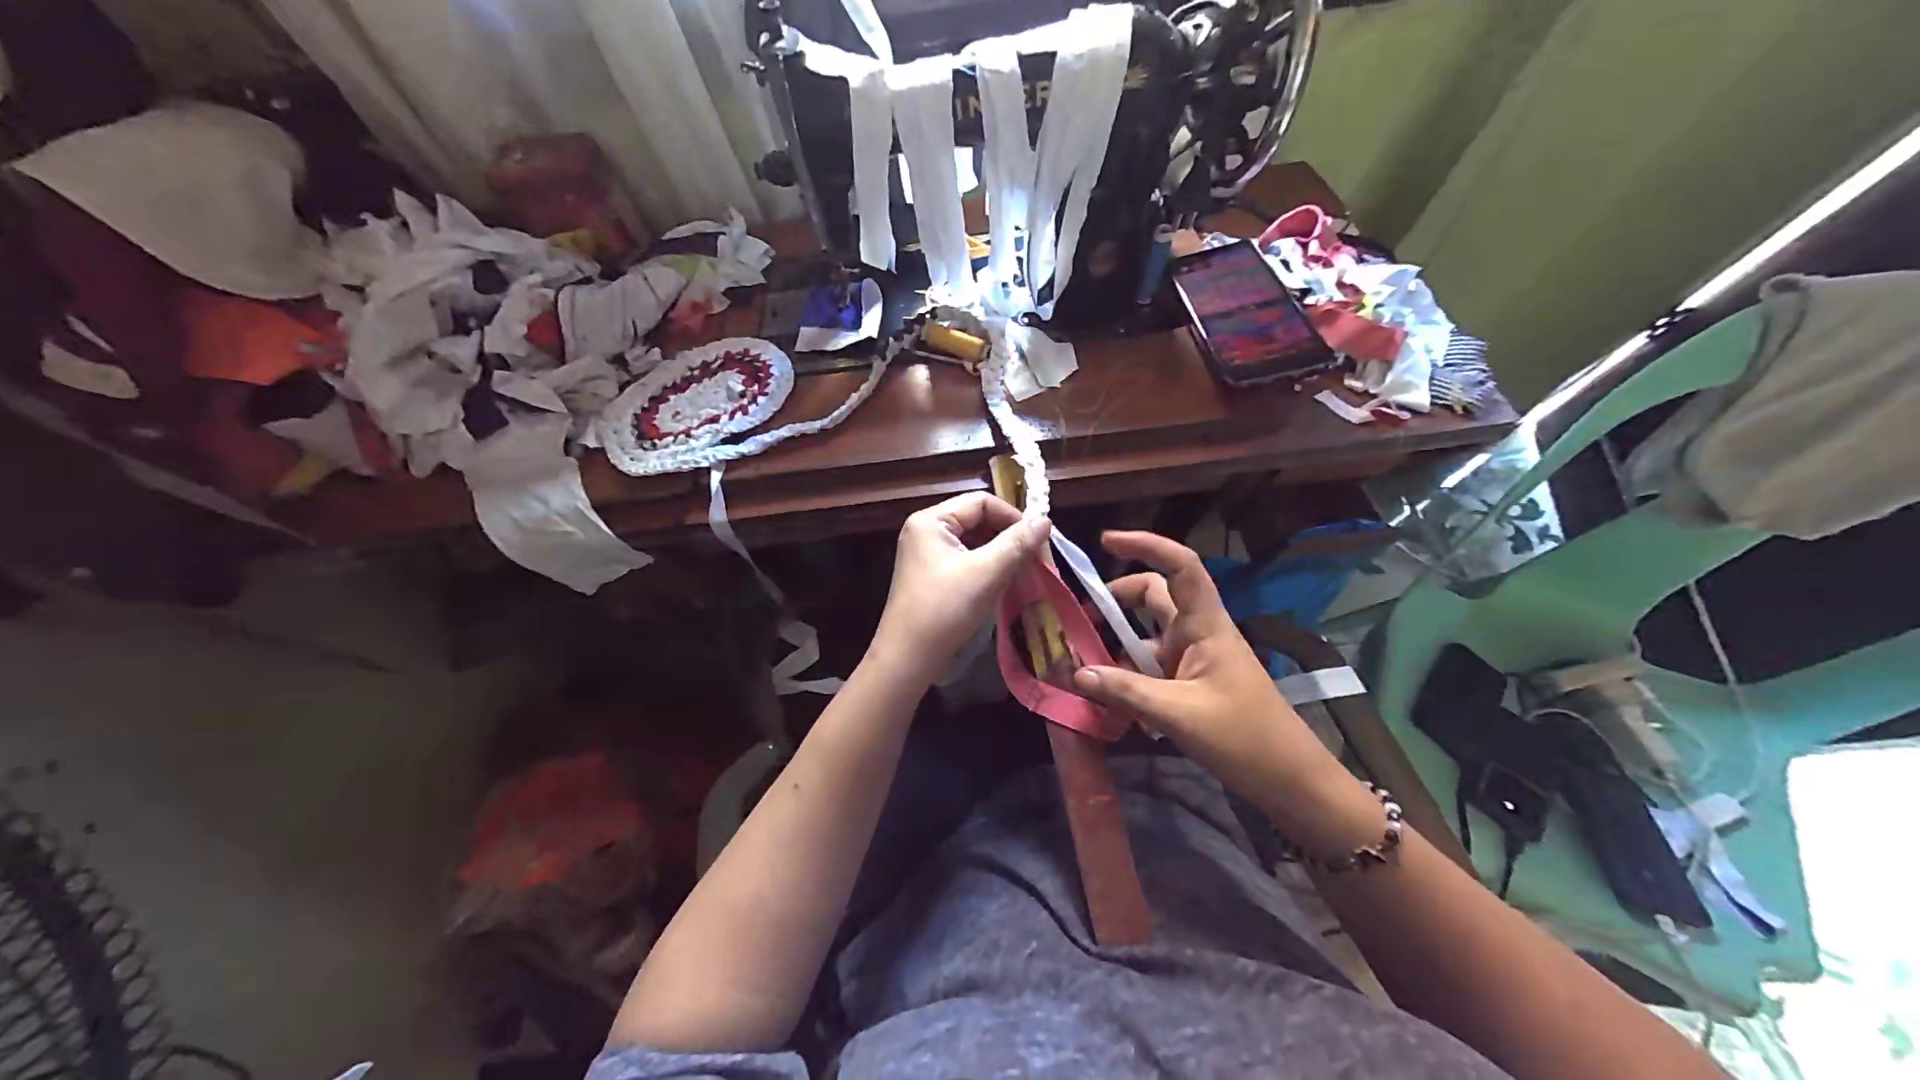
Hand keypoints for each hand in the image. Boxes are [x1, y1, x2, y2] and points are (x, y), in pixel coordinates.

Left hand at [871, 493, 1050, 682]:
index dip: (1013, 517)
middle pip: (978, 520)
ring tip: (1025, 572)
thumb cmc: (945, 610)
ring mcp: (928, 555)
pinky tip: (1006, 584)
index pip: (981, 502)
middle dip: (1009, 537)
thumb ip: (1017, 543)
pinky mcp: (933, 576)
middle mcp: (926, 531)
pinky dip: (989, 568)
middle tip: (1037, 559)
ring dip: (1002, 554)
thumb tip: (1045, 520)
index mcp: (931, 521)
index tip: (1039, 540)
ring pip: (975, 542)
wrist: (909, 658)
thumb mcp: (986, 573)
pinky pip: (967, 561)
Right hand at [1071, 531, 1383, 856]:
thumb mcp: (1177, 714)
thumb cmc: (1243, 737)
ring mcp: (1195, 657)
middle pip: (1154, 595)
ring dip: (1118, 643)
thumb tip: (1076, 673)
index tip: (1106, 542)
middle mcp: (1198, 631)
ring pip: (1148, 633)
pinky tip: (1110, 698)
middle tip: (1080, 620)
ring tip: (1083, 665)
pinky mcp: (1192, 682)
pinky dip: (1129, 672)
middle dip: (1116, 599)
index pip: (1180, 566)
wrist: (1289, 779)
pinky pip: (1152, 665)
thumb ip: (1124, 691)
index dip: (1146, 545)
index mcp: (1205, 624)